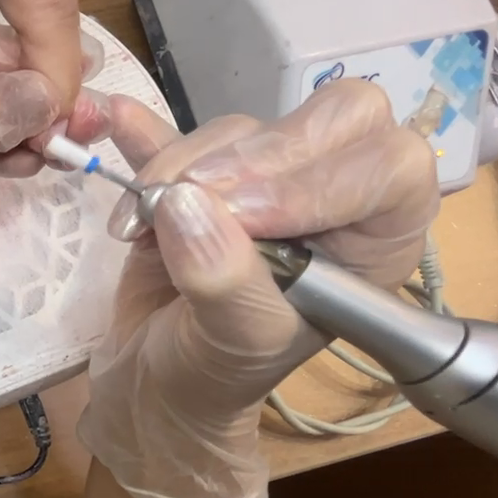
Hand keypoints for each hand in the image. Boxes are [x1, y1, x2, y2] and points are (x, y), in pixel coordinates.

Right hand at [77, 80, 439, 497]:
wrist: (153, 380)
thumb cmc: (211, 373)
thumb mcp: (234, 343)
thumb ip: (224, 280)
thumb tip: (181, 203)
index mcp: (371, 239)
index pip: (385, 169)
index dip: (316, 178)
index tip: (238, 217)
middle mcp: (327, 196)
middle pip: (330, 119)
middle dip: (251, 154)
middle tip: (182, 198)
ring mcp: (256, 181)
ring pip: (238, 129)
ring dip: (176, 165)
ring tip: (133, 227)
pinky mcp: (190, 179)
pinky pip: (172, 136)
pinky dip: (140, 129)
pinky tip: (112, 117)